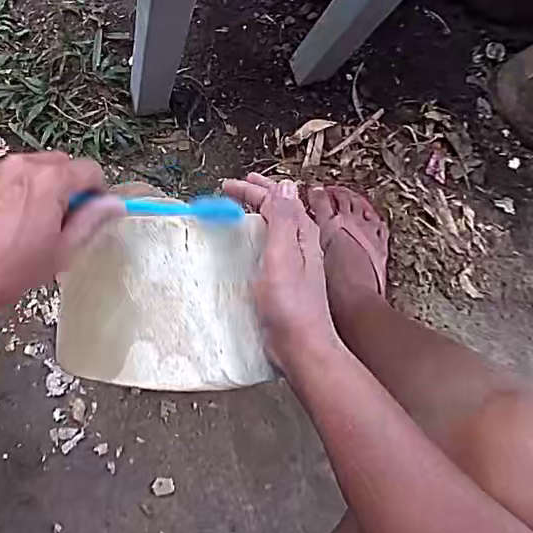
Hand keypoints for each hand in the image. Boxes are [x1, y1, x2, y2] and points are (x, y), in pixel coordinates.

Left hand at [0, 152, 123, 314]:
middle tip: (61, 222)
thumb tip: (112, 205)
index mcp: (50, 179)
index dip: (96, 193)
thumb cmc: (6, 270)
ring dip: (40, 188)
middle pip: (61, 164)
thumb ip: (92, 221)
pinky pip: (5, 178)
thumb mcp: (62, 251)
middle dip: (68, 187)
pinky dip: (13, 192)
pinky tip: (4, 225)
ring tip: (29, 226)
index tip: (90, 214)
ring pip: (32, 169)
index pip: (90, 170)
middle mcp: (22, 166)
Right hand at [222, 173, 341, 368]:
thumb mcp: (282, 256)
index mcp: (302, 233)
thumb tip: (286, 185)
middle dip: (257, 194)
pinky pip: (273, 243)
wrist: (303, 347)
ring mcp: (296, 260)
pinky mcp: (288, 277)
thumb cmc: (291, 305)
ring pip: (277, 224)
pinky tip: (251, 241)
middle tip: (234, 187)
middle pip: (279, 208)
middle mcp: (302, 243)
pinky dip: (259, 232)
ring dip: (259, 211)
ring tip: (242, 206)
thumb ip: (283, 220)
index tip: (229, 185)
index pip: (278, 198)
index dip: (254, 188)